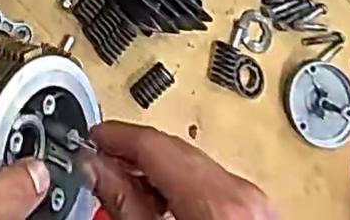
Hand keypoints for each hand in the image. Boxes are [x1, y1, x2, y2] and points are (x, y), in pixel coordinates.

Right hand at [86, 121, 277, 219]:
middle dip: (134, 155)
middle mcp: (241, 194)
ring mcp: (254, 204)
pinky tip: (157, 203)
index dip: (118, 138)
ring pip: (192, 166)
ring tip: (123, 185)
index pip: (156, 145)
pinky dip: (180, 187)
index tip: (93, 138)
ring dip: (155, 171)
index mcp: (217, 202)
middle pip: (175, 152)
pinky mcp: (256, 215)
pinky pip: (210, 186)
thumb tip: (99, 172)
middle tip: (100, 161)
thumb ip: (126, 207)